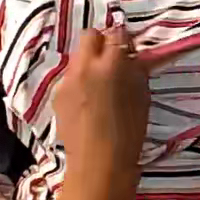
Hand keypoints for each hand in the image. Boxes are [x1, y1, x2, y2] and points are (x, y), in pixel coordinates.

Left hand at [53, 28, 148, 199]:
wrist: (98, 165)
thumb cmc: (129, 134)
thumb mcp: (142, 97)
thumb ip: (135, 70)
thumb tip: (131, 56)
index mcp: (111, 64)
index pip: (117, 33)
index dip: (124, 39)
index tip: (129, 50)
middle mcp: (85, 66)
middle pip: (90, 36)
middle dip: (102, 43)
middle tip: (113, 61)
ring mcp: (67, 80)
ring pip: (78, 57)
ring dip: (89, 63)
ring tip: (100, 86)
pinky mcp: (57, 95)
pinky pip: (70, 78)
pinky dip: (79, 82)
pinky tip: (88, 102)